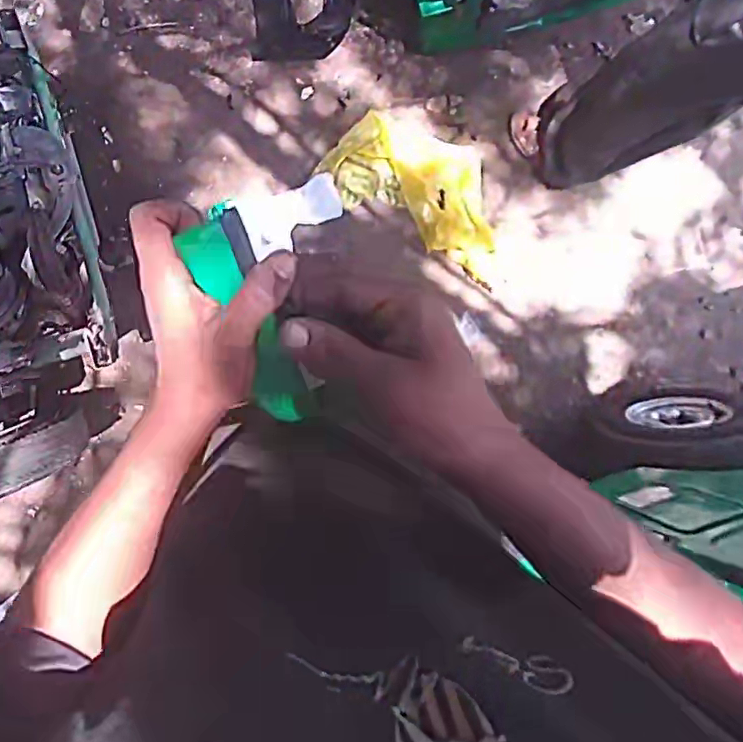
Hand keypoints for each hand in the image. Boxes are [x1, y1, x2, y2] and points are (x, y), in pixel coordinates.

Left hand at [129, 200, 295, 430]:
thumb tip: (283, 260)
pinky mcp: (179, 305)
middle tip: (234, 252)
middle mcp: (158, 278)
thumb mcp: (238, 331)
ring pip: (184, 251)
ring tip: (241, 273)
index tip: (207, 226)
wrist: (189, 407)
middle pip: (170, 230)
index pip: (146, 218)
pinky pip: (195, 271)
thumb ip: (260, 293)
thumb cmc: (202, 374)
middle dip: (206, 233)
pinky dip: (217, 272)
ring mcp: (167, 291)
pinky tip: (238, 294)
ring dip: (215, 254)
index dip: (173, 209)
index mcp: (162, 276)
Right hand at [281, 255, 515, 474]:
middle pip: (343, 294)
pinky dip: (329, 341)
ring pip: (346, 315)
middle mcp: (402, 305)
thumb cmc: (435, 417)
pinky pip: (354, 335)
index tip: (263, 299)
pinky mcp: (396, 350)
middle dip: (305, 304)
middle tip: (263, 316)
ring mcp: (400, 327)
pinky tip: (303, 350)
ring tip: (274, 332)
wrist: (480, 458)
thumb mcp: (380, 384)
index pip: (342, 283)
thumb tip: (285, 329)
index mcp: (404, 301)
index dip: (301, 289)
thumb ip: (332, 351)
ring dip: (314, 323)